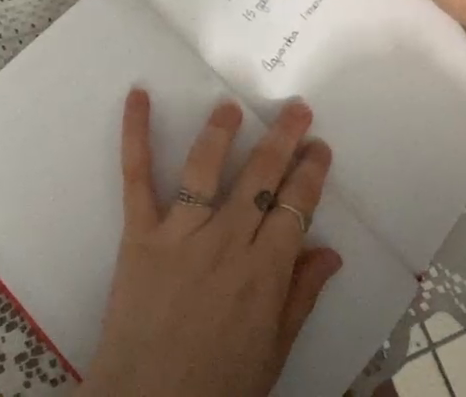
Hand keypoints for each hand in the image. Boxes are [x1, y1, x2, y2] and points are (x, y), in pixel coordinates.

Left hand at [79, 90, 341, 396]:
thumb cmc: (217, 383)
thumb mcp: (273, 350)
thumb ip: (300, 296)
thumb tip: (330, 252)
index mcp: (265, 272)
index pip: (296, 207)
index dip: (311, 174)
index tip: (319, 147)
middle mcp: (227, 241)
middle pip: (261, 178)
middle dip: (283, 140)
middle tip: (296, 110)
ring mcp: (180, 233)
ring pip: (205, 168)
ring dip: (221, 131)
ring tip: (232, 107)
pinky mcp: (140, 233)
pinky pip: (137, 176)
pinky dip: (136, 133)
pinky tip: (139, 97)